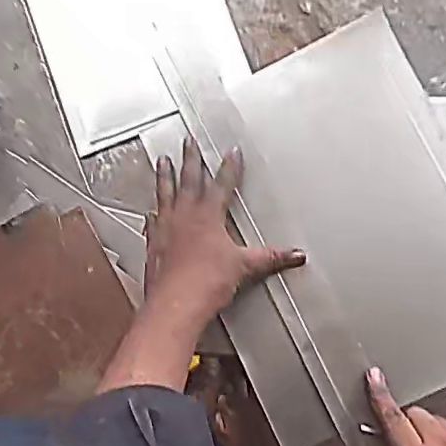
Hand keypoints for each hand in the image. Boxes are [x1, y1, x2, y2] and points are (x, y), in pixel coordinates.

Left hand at [143, 137, 304, 328]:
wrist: (176, 304)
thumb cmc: (207, 283)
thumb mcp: (244, 267)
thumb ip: (270, 258)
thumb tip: (295, 255)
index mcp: (208, 216)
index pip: (222, 184)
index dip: (230, 167)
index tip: (232, 151)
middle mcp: (184, 216)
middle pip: (188, 180)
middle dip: (191, 159)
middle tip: (188, 141)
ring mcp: (165, 229)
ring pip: (164, 194)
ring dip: (164, 176)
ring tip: (162, 160)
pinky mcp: (153, 245)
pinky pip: (151, 224)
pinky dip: (152, 215)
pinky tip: (150, 212)